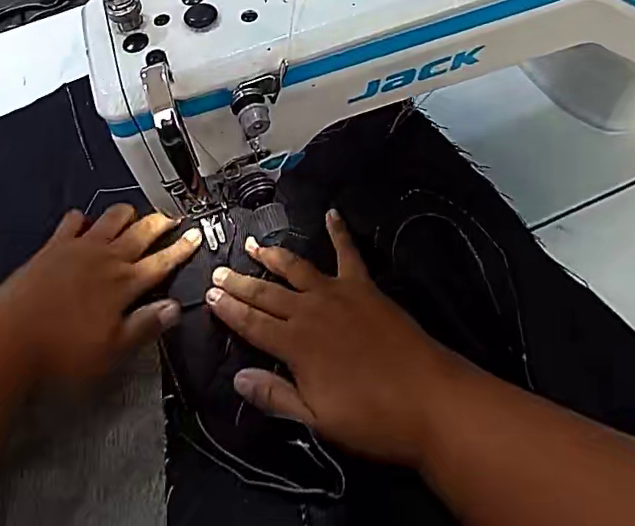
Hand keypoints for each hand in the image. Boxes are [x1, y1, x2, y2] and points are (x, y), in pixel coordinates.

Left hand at [0, 205, 202, 387]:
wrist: (9, 337)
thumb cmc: (62, 351)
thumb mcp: (112, 351)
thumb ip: (145, 326)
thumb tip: (175, 309)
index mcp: (125, 283)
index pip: (163, 261)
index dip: (183, 248)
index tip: (196, 235)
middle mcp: (107, 258)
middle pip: (142, 231)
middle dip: (161, 222)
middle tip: (173, 218)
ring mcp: (80, 247)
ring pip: (113, 218)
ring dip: (127, 214)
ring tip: (135, 216)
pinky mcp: (54, 246)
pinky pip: (74, 221)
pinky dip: (84, 220)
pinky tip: (85, 224)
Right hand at [207, 209, 466, 466]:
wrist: (427, 398)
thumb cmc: (371, 418)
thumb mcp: (317, 420)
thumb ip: (275, 394)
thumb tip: (237, 376)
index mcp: (295, 344)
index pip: (251, 322)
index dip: (227, 309)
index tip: (207, 295)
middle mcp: (311, 311)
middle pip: (267, 293)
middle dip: (240, 283)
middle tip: (218, 271)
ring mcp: (338, 293)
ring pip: (296, 268)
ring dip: (273, 256)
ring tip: (253, 244)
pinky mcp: (364, 286)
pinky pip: (348, 253)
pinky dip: (339, 232)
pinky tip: (333, 214)